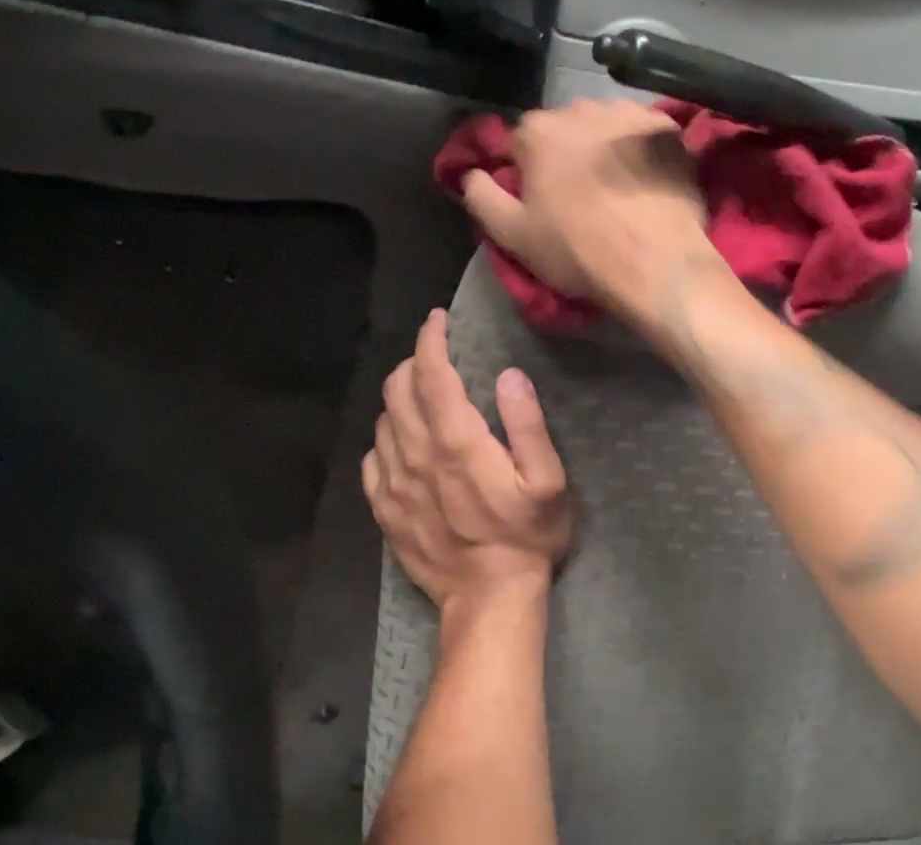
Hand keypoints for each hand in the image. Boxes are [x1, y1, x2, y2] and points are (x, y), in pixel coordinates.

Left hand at [364, 309, 570, 612]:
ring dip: (399, 399)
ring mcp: (394, 483)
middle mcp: (416, 454)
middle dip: (412, 362)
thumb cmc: (527, 537)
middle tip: (434, 358)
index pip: (432, 374)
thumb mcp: (548, 481)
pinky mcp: (384, 509)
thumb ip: (527, 425)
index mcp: (457, 442)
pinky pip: (372, 458)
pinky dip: (385, 438)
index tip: (439, 320)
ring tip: (422, 397)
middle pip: (397, 390)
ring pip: (383, 421)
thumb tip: (508, 376)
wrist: (488, 599)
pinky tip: (402, 444)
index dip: (431, 339)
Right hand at [461, 100, 725, 325]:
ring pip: (606, 126)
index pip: (521, 141)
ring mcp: (629, 114)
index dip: (528, 171)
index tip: (542, 200)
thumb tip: (471, 173)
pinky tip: (647, 181)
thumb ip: (482, 197)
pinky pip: (644, 132)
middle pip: (565, 128)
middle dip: (568, 153)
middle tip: (581, 196)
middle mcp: (582, 108)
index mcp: (538, 131)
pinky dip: (641, 150)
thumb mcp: (513, 235)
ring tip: (617, 188)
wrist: (656, 263)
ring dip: (605, 148)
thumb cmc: (578, 250)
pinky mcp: (667, 129)